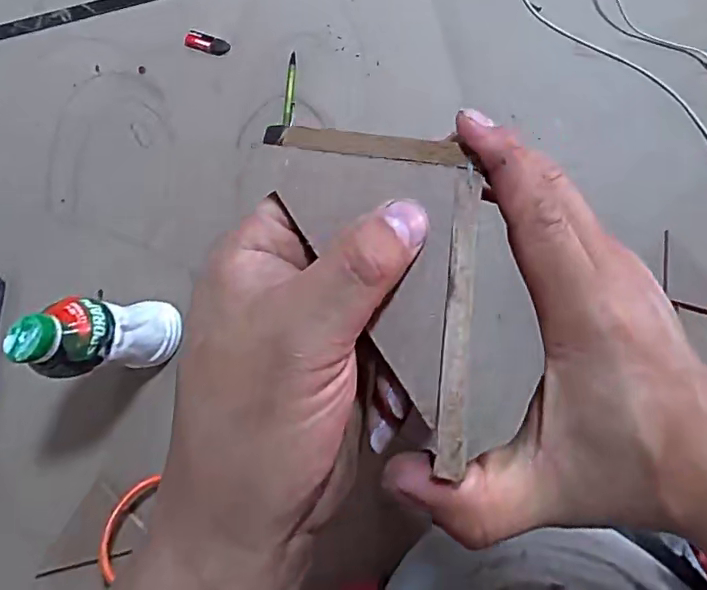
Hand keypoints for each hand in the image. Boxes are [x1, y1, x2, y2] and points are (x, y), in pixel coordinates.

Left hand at [125, 195, 428, 587]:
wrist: (254, 533)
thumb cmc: (254, 421)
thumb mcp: (299, 334)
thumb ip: (355, 268)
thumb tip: (408, 208)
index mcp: (256, 253)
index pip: (314, 192)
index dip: (363, 181)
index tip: (423, 171)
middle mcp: (287, 276)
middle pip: (354, 236)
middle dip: (398, 248)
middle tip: (452, 233)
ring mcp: (318, 318)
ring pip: (379, 283)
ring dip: (408, 303)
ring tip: (438, 309)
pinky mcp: (346, 356)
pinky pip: (390, 326)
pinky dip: (408, 343)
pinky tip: (415, 365)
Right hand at [383, 110, 706, 545]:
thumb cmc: (632, 462)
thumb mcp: (544, 494)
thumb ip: (469, 500)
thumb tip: (395, 477)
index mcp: (585, 307)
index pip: (541, 212)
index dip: (504, 161)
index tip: (467, 127)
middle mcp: (606, 268)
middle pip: (552, 185)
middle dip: (504, 148)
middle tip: (456, 131)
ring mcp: (619, 261)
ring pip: (565, 190)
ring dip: (519, 162)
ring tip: (472, 151)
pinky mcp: (621, 264)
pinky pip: (572, 205)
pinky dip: (536, 182)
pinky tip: (509, 187)